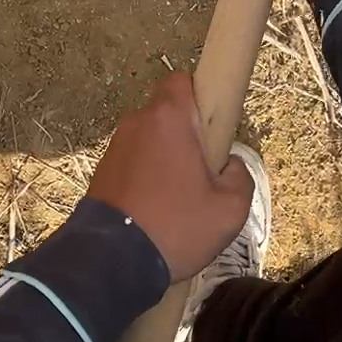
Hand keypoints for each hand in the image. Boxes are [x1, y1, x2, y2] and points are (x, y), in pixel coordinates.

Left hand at [84, 73, 253, 281]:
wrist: (111, 261)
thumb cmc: (175, 226)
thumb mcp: (230, 209)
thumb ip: (239, 176)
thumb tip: (227, 165)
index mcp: (168, 118)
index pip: (182, 80)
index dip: (200, 97)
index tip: (211, 129)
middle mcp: (138, 121)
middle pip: (168, 113)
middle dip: (187, 135)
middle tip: (202, 173)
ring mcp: (115, 145)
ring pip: (151, 138)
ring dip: (166, 158)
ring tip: (178, 199)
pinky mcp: (101, 168)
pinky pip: (134, 160)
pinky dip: (146, 175)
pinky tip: (155, 208)